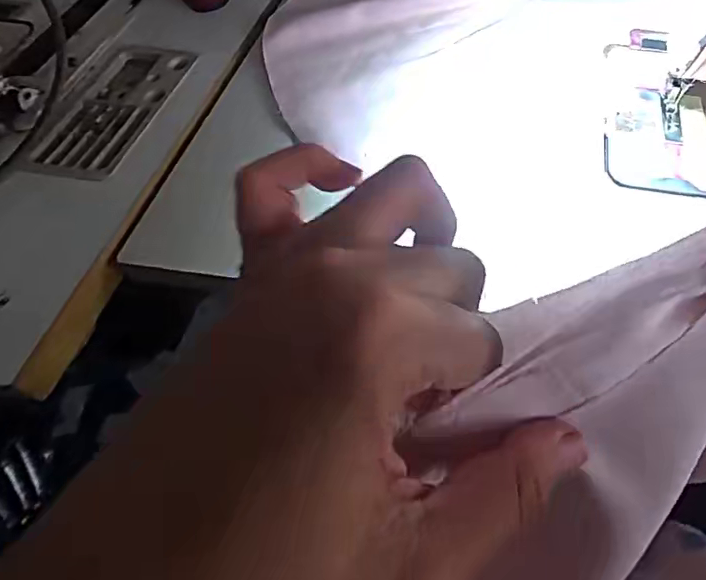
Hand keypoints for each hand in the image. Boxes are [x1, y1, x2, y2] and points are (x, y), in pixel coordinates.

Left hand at [0, 146, 584, 579]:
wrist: (134, 572)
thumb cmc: (275, 566)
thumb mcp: (406, 561)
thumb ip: (503, 493)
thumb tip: (571, 436)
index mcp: (383, 336)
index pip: (479, 336)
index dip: (469, 394)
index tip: (430, 437)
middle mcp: (342, 270)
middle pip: (451, 263)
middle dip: (450, 325)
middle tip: (414, 397)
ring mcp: (290, 256)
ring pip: (399, 192)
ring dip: (424, 237)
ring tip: (414, 302)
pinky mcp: (250, 265)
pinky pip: (270, 180)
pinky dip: (310, 165)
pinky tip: (341, 182)